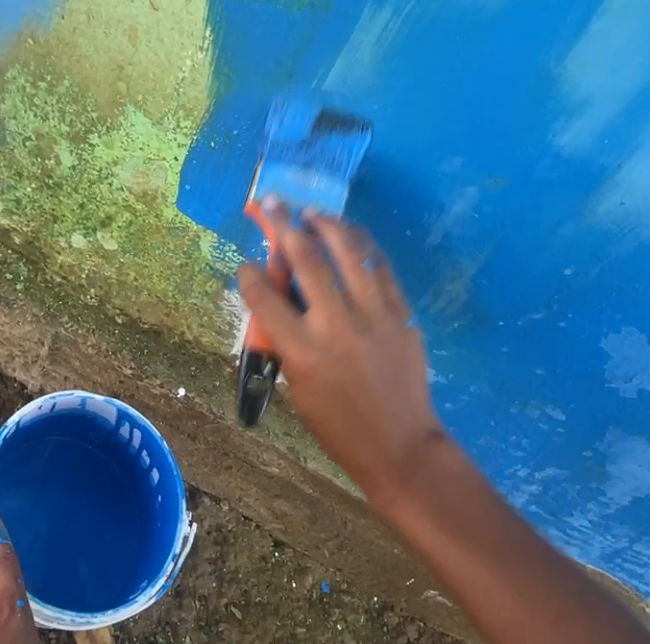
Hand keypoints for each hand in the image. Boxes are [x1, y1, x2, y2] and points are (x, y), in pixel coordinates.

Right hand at [238, 201, 447, 499]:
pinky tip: (349, 234)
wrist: (401, 445)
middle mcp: (336, 326)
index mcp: (302, 351)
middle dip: (284, 225)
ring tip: (314, 212)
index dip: (250, 273)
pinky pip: (380, 266)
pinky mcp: (401, 314)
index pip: (263, 296)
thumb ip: (285, 335)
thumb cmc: (336, 422)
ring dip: (327, 224)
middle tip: (274, 203)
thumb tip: (280, 290)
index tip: (248, 265)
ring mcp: (374, 316)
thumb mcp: (296, 383)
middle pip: (306, 260)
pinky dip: (362, 244)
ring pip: (349, 251)